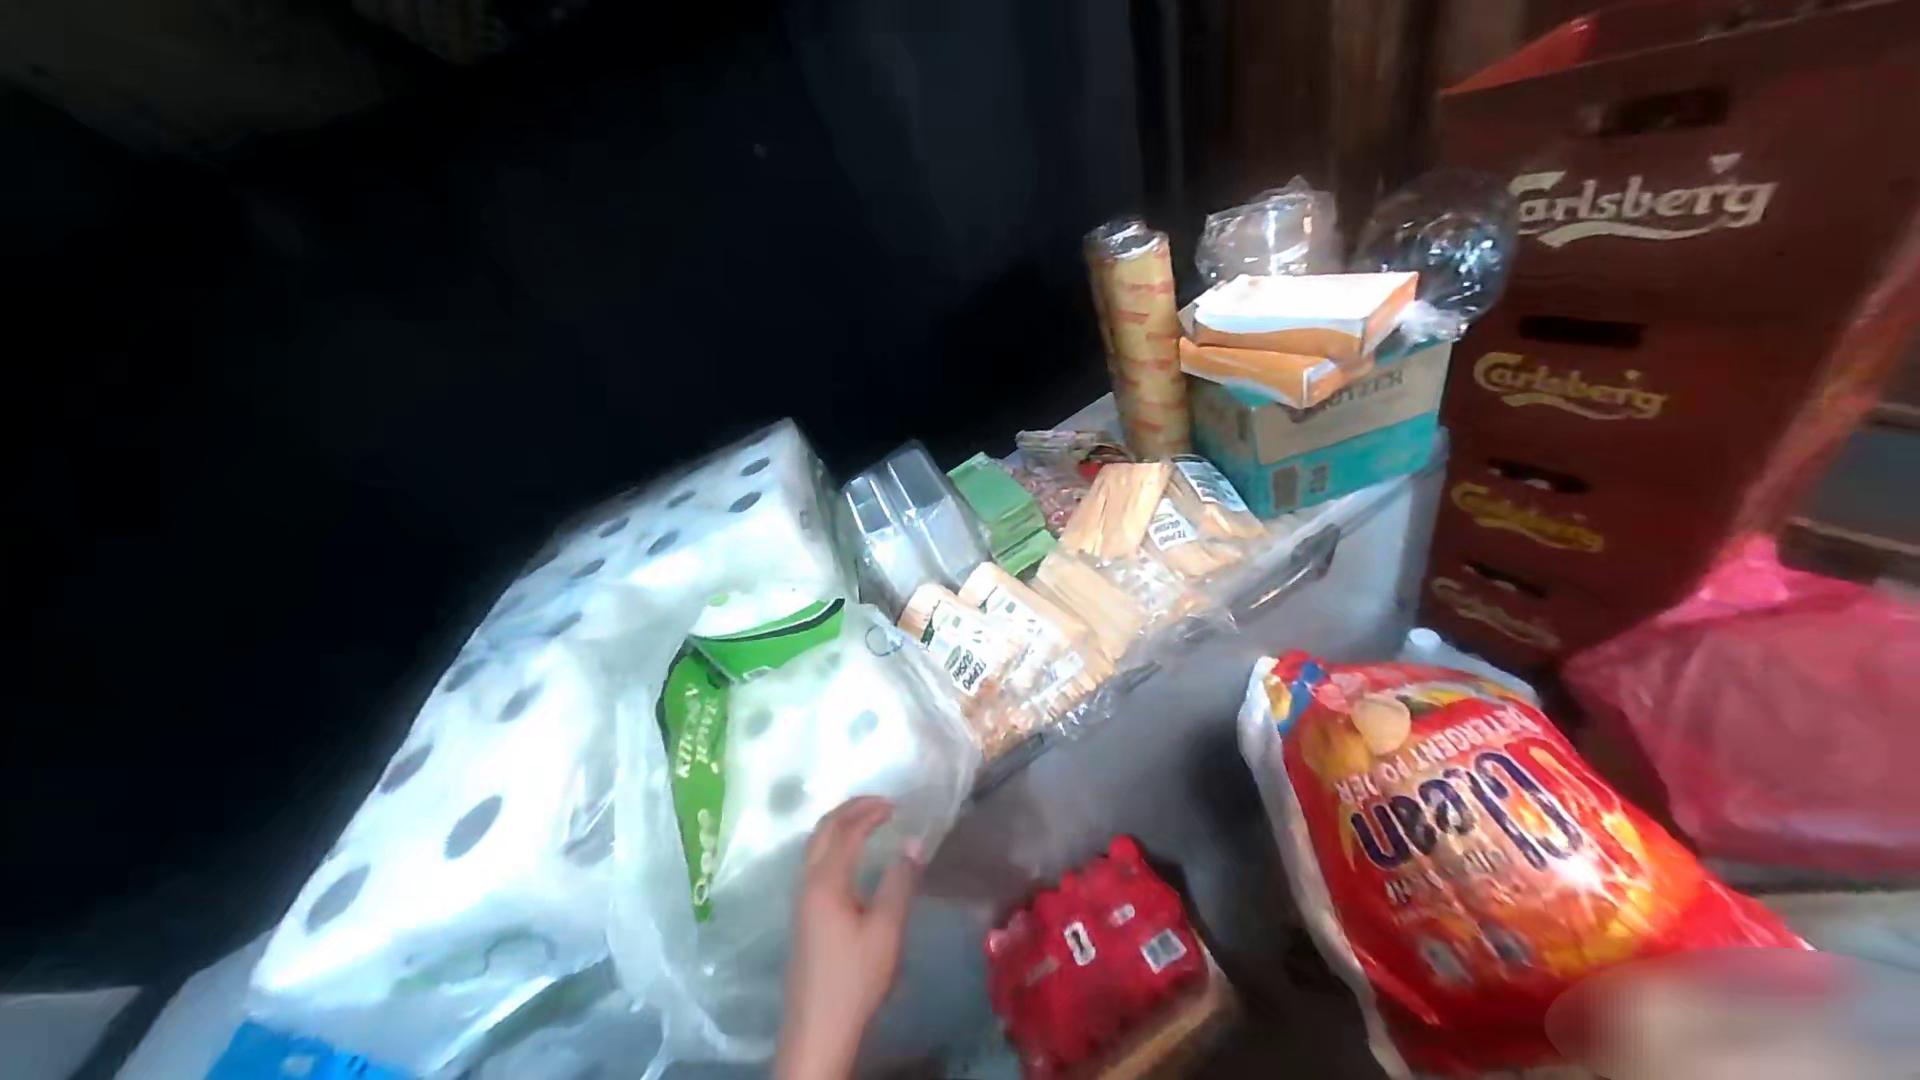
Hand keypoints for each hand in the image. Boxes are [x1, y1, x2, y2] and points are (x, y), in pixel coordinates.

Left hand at [773, 796, 922, 1079]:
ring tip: (868, 819)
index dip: (871, 812)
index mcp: (826, 881)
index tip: (897, 804)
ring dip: (840, 824)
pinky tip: (850, 854)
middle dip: (850, 809)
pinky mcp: (803, 913)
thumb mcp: (886, 931)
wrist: (818, 1030)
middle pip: (823, 829)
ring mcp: (801, 898)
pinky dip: (833, 841)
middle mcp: (807, 882)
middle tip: (881, 802)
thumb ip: (900, 882)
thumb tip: (913, 842)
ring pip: (814, 844)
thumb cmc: (854, 978)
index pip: (847, 831)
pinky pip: (814, 859)